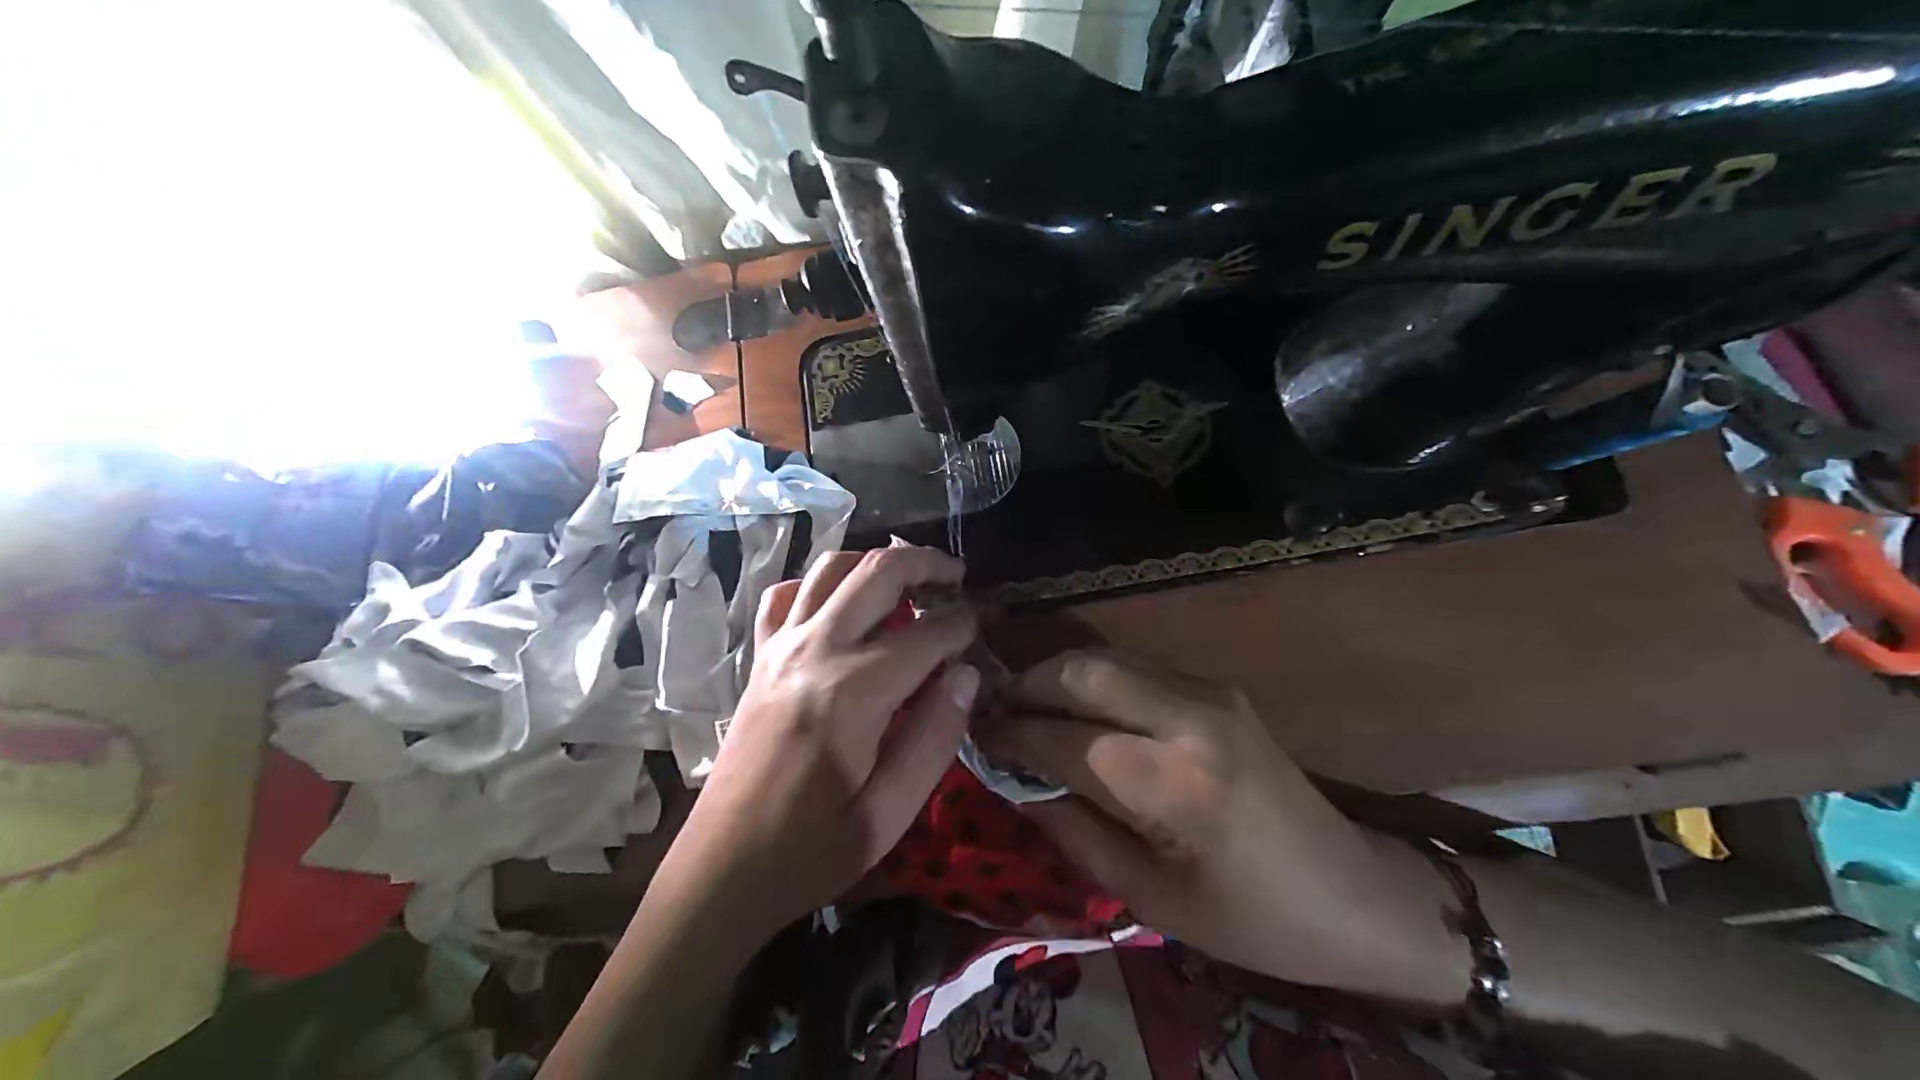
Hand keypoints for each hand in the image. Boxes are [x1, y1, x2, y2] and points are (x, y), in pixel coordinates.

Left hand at [665, 545, 980, 943]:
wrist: (721, 870)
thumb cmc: (810, 851)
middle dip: (928, 564)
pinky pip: (787, 594)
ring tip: (909, 581)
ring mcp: (780, 647)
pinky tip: (841, 605)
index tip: (987, 627)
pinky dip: (820, 584)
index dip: (965, 624)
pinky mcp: (760, 657)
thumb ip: (934, 738)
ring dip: (876, 562)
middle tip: (959, 579)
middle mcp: (815, 650)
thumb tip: (967, 674)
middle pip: (879, 572)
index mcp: (853, 691)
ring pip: (832, 567)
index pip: (928, 634)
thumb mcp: (888, 815)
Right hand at [981, 649, 1464, 1002]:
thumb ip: (1073, 831)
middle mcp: (1188, 718)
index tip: (976, 737)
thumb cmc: (1252, 919)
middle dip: (1026, 686)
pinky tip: (1076, 707)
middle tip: (995, 711)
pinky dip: (1092, 679)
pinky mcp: (1218, 687)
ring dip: (1056, 675)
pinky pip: (1135, 666)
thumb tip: (1015, 781)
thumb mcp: (1150, 899)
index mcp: (1173, 785)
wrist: (1357, 893)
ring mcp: (1208, 693)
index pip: (1061, 740)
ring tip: (1025, 705)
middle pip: (1080, 672)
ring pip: (1105, 658)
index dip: (1009, 736)